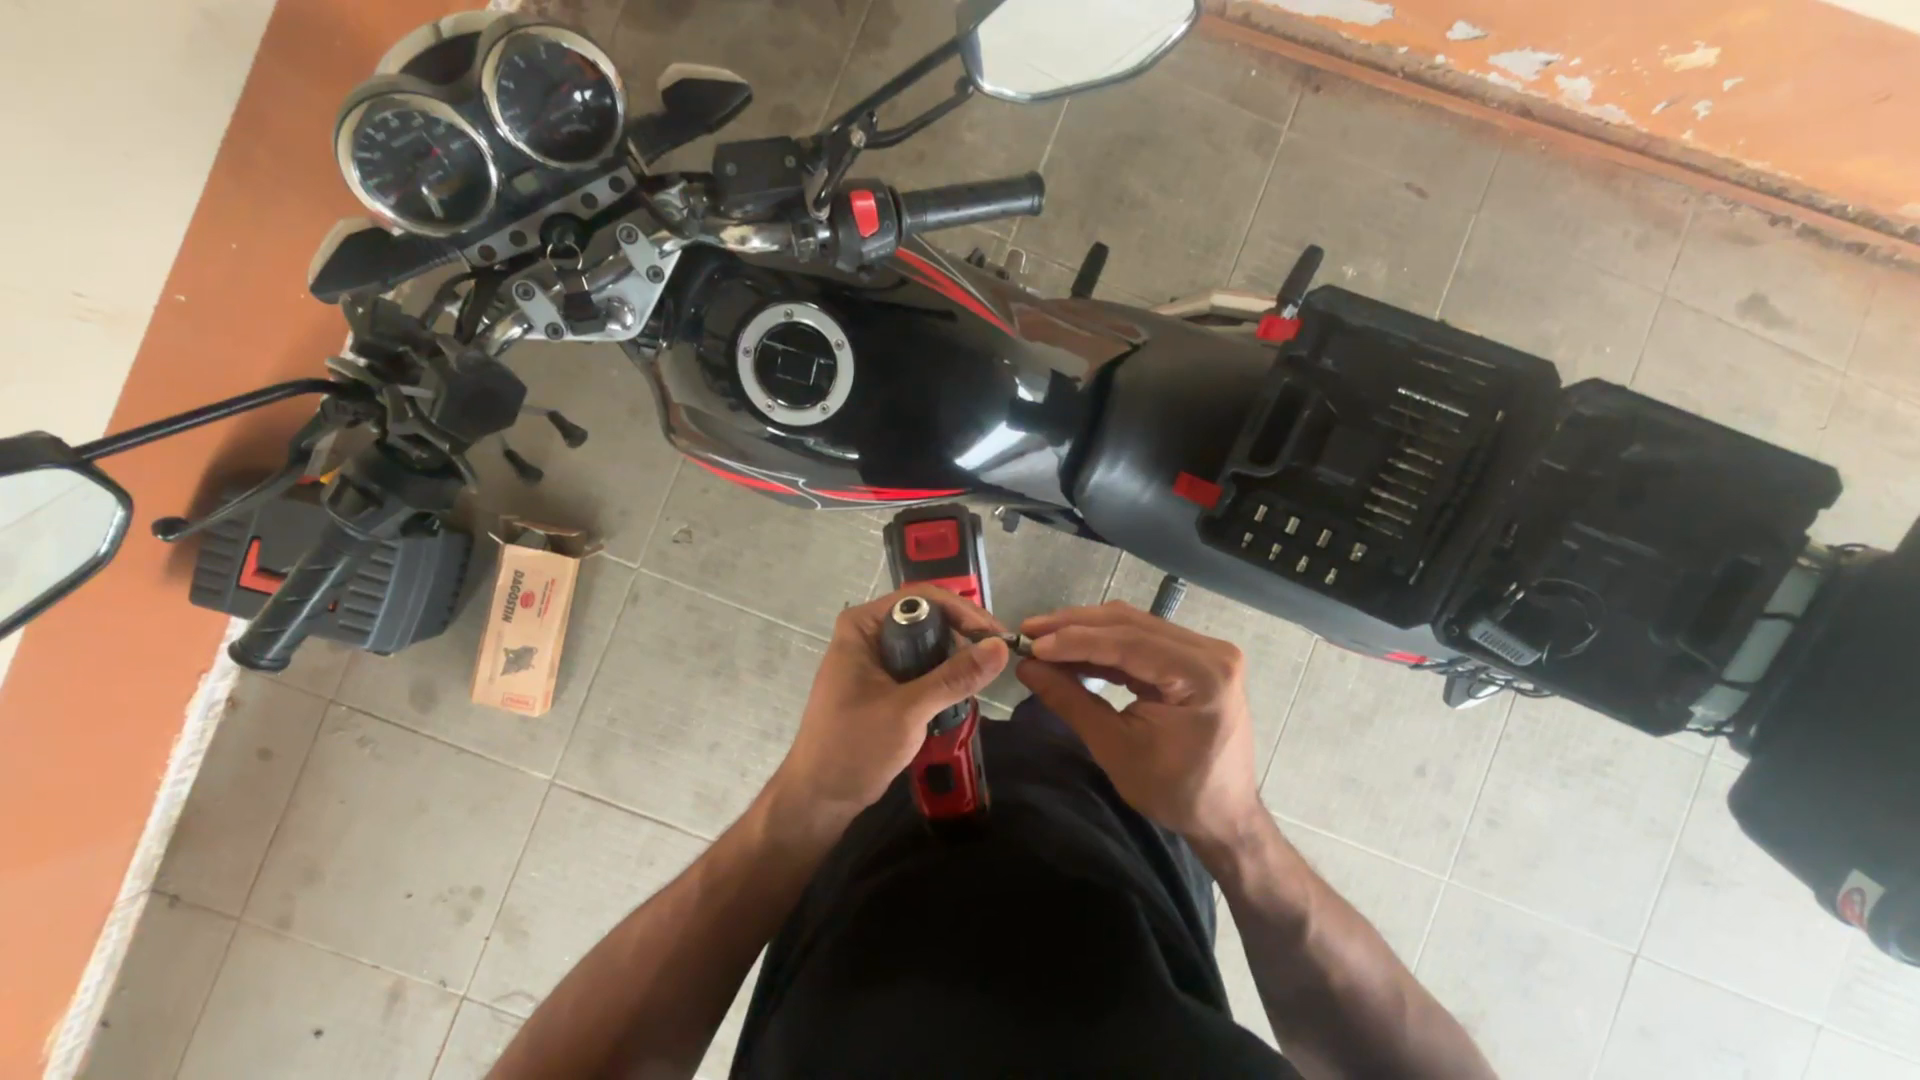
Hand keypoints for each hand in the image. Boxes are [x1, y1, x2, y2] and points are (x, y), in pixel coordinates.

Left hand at [772, 586, 1009, 818]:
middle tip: (993, 661)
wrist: (820, 797)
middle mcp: (868, 636)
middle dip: (961, 638)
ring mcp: (874, 661)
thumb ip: (954, 677)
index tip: (995, 636)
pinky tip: (961, 696)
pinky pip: (921, 669)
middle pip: (927, 619)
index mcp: (862, 627)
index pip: (921, 599)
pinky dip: (942, 679)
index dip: (962, 611)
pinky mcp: (883, 686)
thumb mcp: (908, 710)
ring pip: (927, 646)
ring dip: (954, 661)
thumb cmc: (854, 747)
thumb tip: (999, 647)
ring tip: (981, 680)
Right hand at [1015, 601, 1263, 849]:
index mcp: (1204, 675)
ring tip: (1041, 638)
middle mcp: (1211, 652)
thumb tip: (1026, 666)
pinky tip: (1070, 650)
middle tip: (1028, 631)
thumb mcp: (1115, 748)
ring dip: (1086, 631)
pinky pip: (1143, 641)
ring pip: (1134, 626)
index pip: (1129, 643)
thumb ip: (1071, 701)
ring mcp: (1206, 652)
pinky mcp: (1195, 659)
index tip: (1031, 643)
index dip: (1075, 640)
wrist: (1223, 815)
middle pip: (1131, 624)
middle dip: (1075, 627)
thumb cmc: (1174, 791)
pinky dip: (1105, 645)